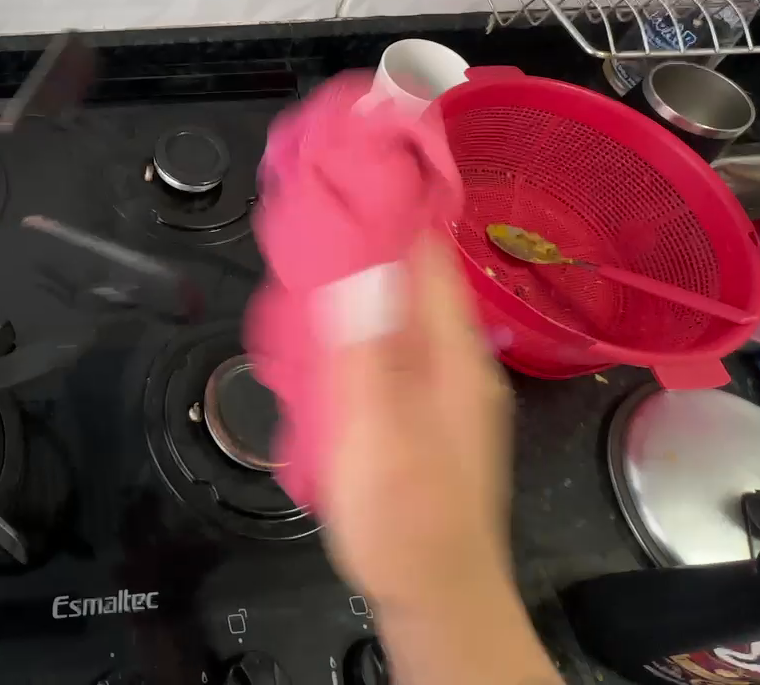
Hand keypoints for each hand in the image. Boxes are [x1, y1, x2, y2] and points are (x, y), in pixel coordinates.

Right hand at [318, 235, 557, 683]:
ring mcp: (432, 377)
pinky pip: (382, 329)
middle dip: (364, 225)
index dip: (390, 203)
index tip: (347, 164)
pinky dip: (352, 303)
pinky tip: (319, 303)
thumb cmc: (405, 523)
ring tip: (309, 233)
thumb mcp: (381, 437)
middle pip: (409, 269)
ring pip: (394, 298)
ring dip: (357, 262)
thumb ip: (369, 353)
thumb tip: (359, 269)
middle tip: (313, 192)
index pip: (426, 253)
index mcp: (450, 355)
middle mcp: (449, 355)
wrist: (433, 596)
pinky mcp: (412, 397)